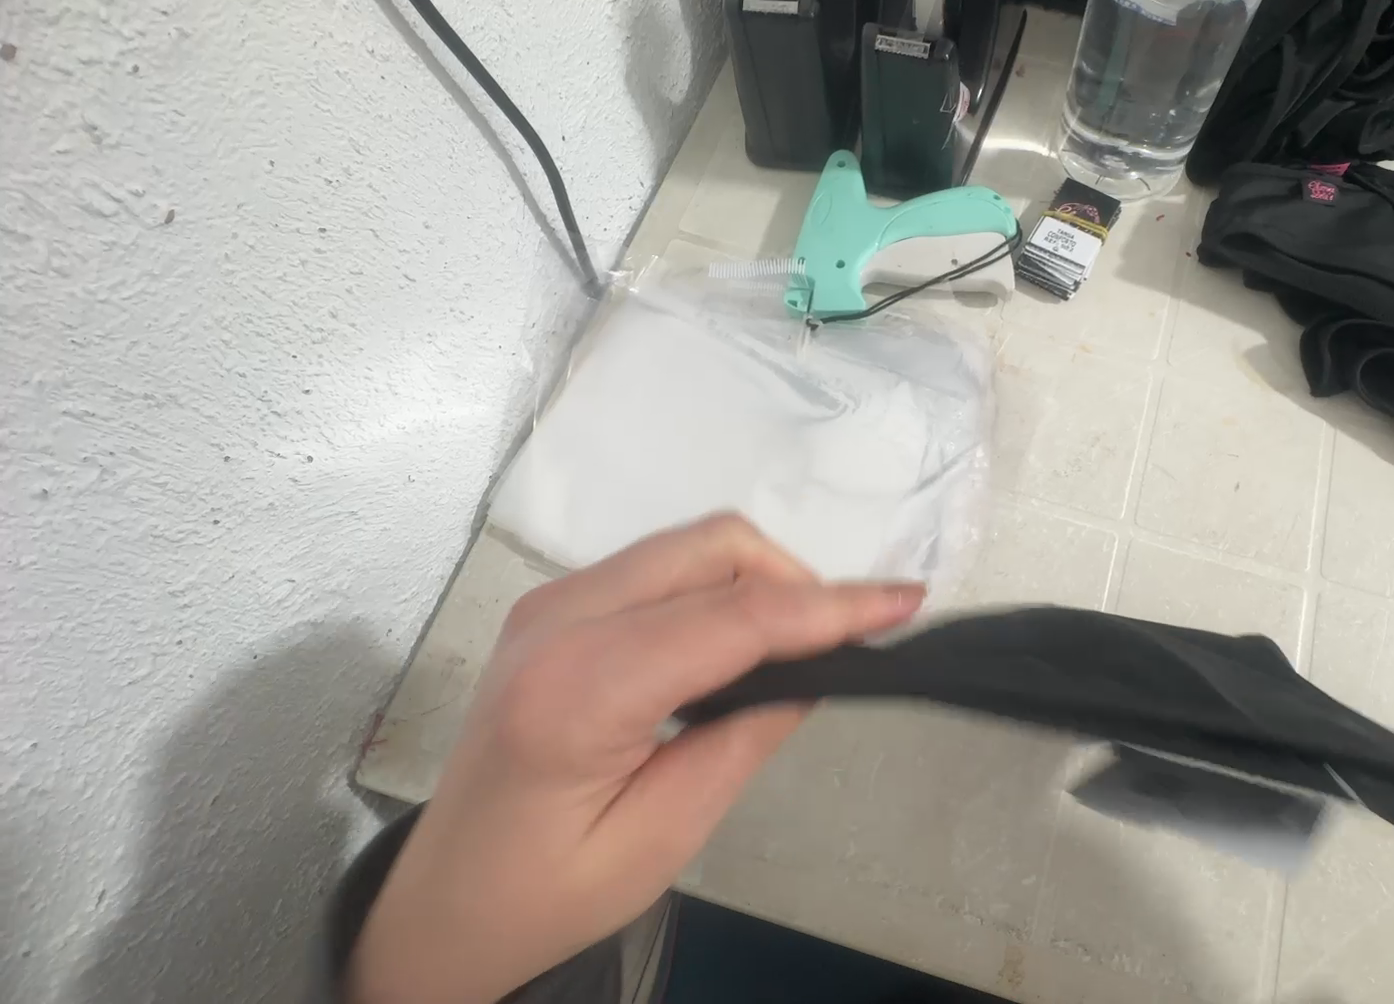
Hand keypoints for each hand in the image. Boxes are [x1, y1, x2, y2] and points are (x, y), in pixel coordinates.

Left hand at [347, 514, 924, 1003]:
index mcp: (580, 689)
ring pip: (698, 542)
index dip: (831, 605)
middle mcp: (562, 617)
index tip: (904, 601)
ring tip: (800, 640)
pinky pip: (672, 561)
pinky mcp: (564, 599)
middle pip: (717, 547)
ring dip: (767, 576)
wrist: (438, 901)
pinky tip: (744, 632)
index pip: (736, 618)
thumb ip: (746, 736)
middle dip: (799, 580)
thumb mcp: (664, 837)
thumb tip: (815, 667)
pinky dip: (728, 581)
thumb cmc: (545, 895)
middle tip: (841, 640)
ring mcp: (557, 597)